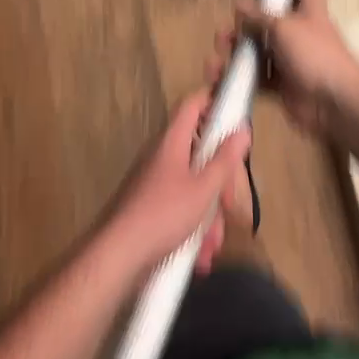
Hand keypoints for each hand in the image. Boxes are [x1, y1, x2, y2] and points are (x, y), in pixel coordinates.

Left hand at [102, 93, 250, 278]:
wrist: (116, 257)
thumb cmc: (163, 215)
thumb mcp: (203, 189)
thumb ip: (224, 160)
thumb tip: (242, 129)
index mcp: (172, 142)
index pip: (192, 105)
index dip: (213, 101)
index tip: (235, 114)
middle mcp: (161, 156)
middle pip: (198, 153)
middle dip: (218, 181)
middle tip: (229, 203)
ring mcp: (153, 182)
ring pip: (192, 186)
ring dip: (207, 214)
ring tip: (212, 244)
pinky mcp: (148, 206)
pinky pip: (179, 207)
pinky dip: (192, 227)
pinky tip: (200, 255)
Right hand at [217, 0, 358, 137]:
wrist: (334, 102)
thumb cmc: (314, 54)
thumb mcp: (285, 27)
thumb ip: (260, 17)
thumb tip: (239, 2)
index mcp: (308, 13)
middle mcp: (299, 35)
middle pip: (267, 25)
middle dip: (242, 29)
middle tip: (223, 36)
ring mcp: (290, 62)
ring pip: (258, 54)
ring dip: (235, 56)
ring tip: (214, 63)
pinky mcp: (281, 88)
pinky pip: (256, 80)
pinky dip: (239, 80)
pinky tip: (219, 81)